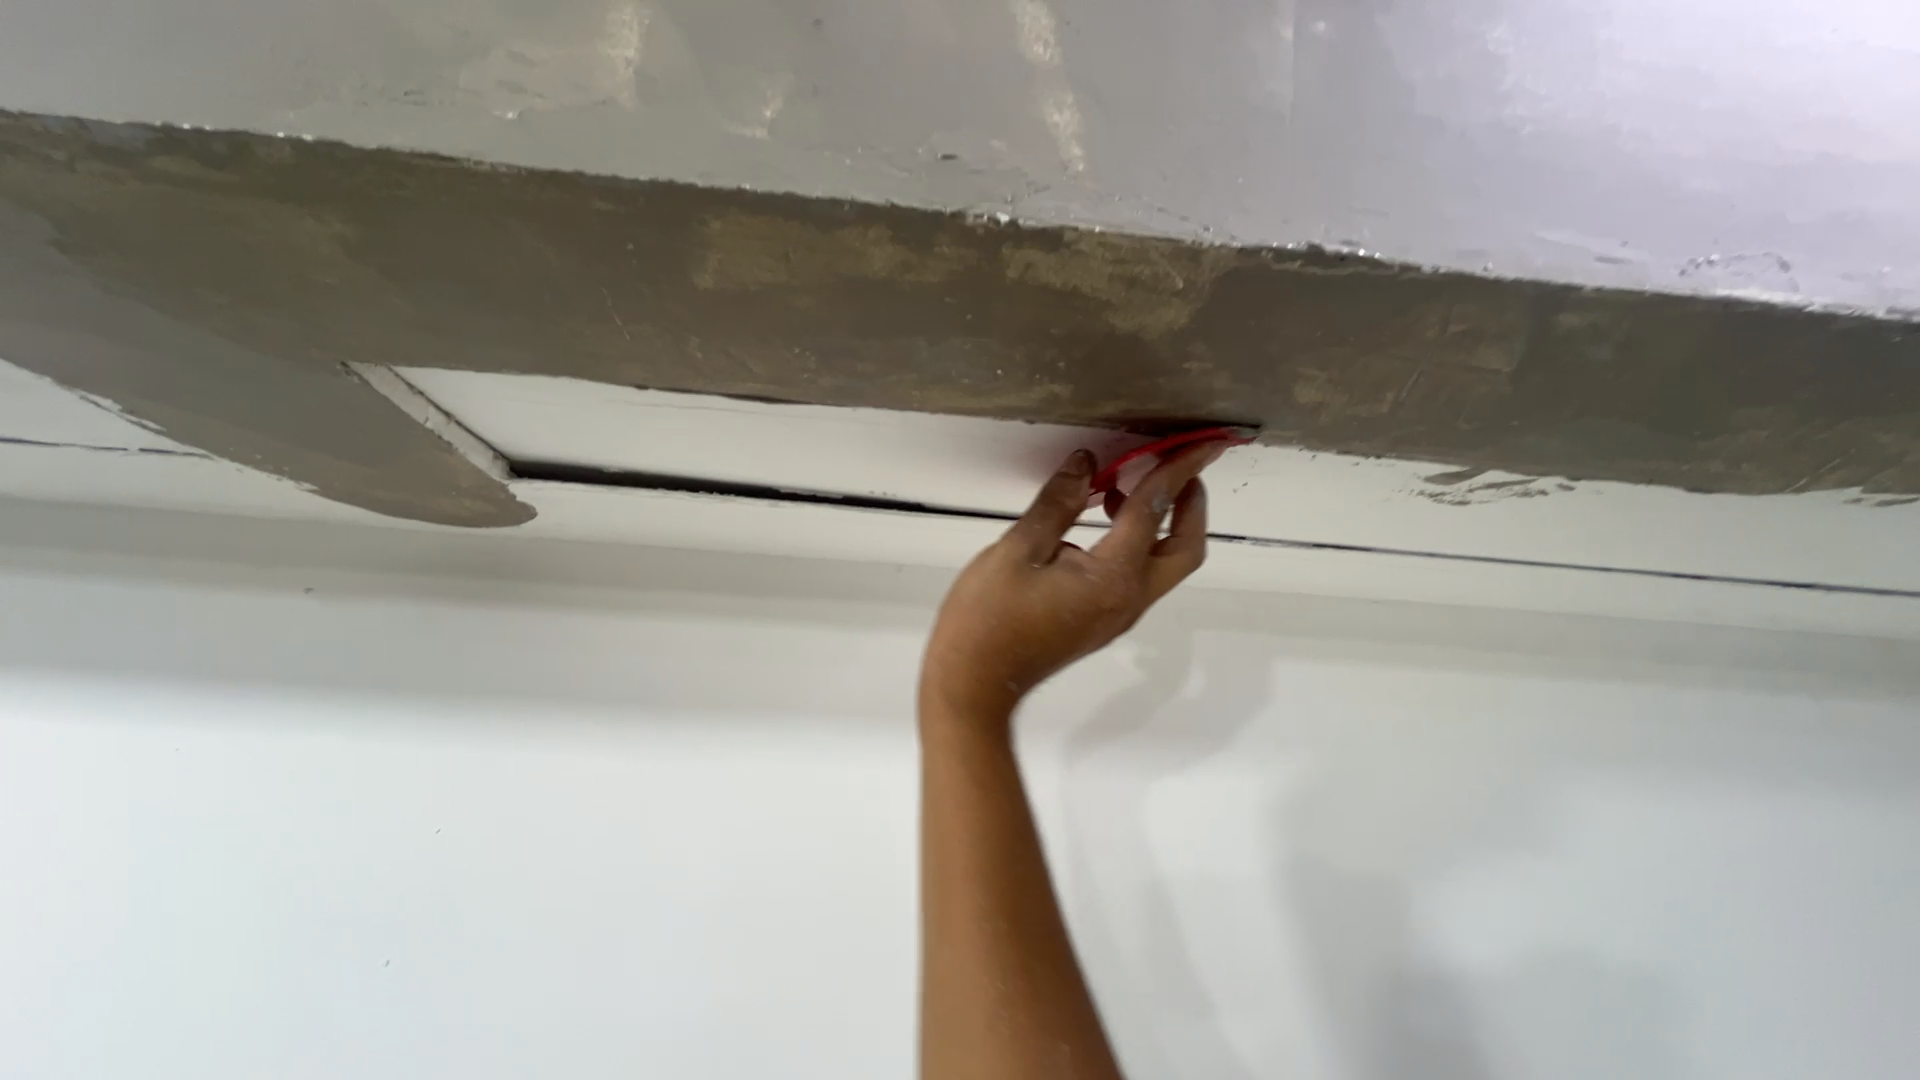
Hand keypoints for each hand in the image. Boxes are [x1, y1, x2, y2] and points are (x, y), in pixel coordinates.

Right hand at [919, 442, 1225, 724]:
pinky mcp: (1103, 623)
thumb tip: (1087, 463)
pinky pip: (1138, 577)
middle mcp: (1128, 599)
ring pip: (1165, 566)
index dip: (1177, 470)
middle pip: (1184, 549)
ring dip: (1164, 524)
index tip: (1204, 443)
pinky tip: (1099, 523)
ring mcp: (1118, 616)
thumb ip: (1057, 504)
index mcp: (1112, 577)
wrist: (974, 684)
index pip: (1155, 511)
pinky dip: (1137, 544)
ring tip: (1128, 487)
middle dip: (1191, 504)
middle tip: (1176, 467)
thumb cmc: (987, 618)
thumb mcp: (1016, 550)